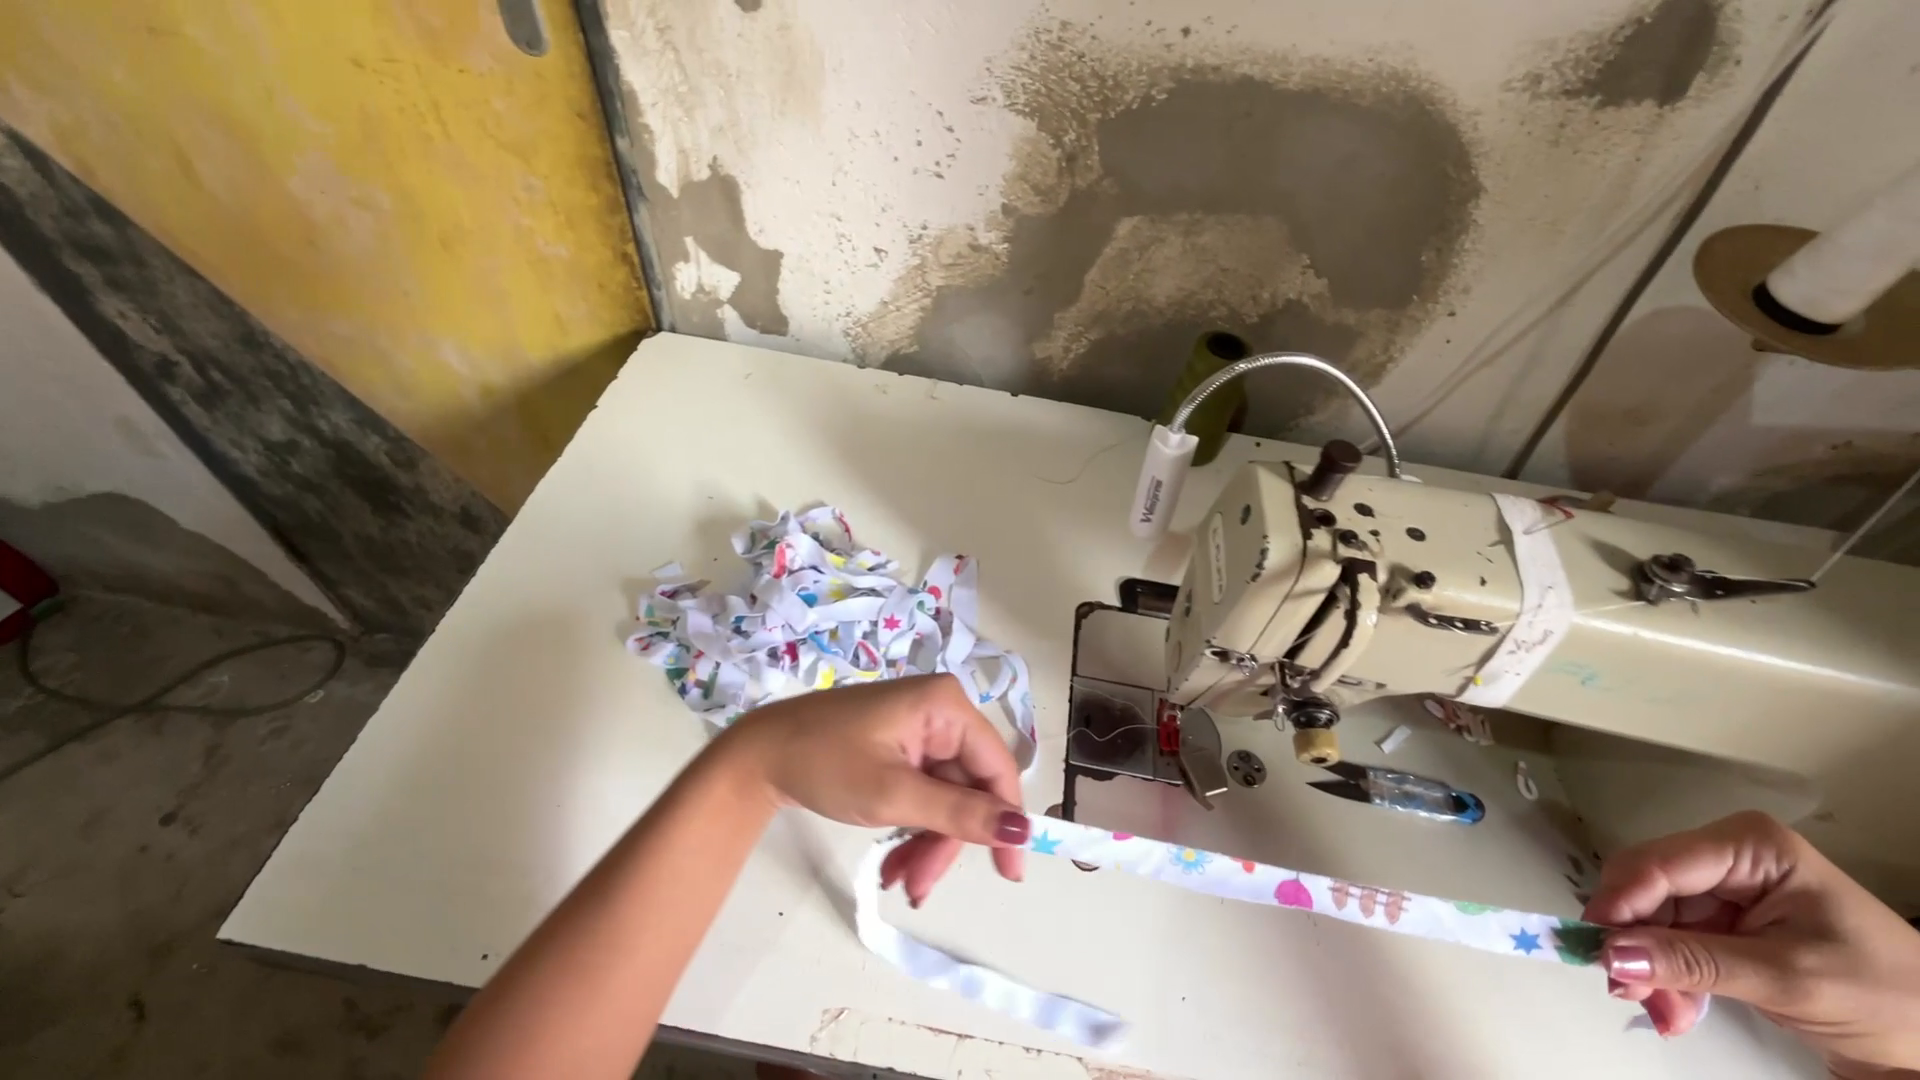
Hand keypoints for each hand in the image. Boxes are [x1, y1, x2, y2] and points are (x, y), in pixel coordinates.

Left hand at [719, 675, 1029, 906]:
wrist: (757, 757)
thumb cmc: (824, 763)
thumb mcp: (893, 794)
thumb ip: (960, 812)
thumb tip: (1021, 828)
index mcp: (946, 706)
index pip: (996, 766)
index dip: (1006, 820)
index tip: (1008, 873)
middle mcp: (940, 712)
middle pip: (969, 788)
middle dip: (947, 841)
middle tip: (920, 887)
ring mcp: (919, 730)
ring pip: (947, 798)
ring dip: (928, 843)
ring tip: (901, 881)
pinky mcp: (901, 748)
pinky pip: (924, 793)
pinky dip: (913, 829)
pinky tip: (894, 864)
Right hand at [1584, 811, 1919, 1072]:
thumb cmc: (1886, 996)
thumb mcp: (1788, 979)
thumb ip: (1693, 962)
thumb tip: (1611, 954)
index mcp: (1749, 847)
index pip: (1658, 865)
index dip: (1619, 902)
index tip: (1594, 946)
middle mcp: (1727, 857)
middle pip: (1647, 890)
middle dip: (1636, 943)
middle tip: (1626, 991)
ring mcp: (1724, 888)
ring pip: (1651, 919)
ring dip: (1649, 968)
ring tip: (1662, 1015)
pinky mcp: (1723, 921)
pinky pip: (1671, 939)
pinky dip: (1667, 976)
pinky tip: (1675, 1010)